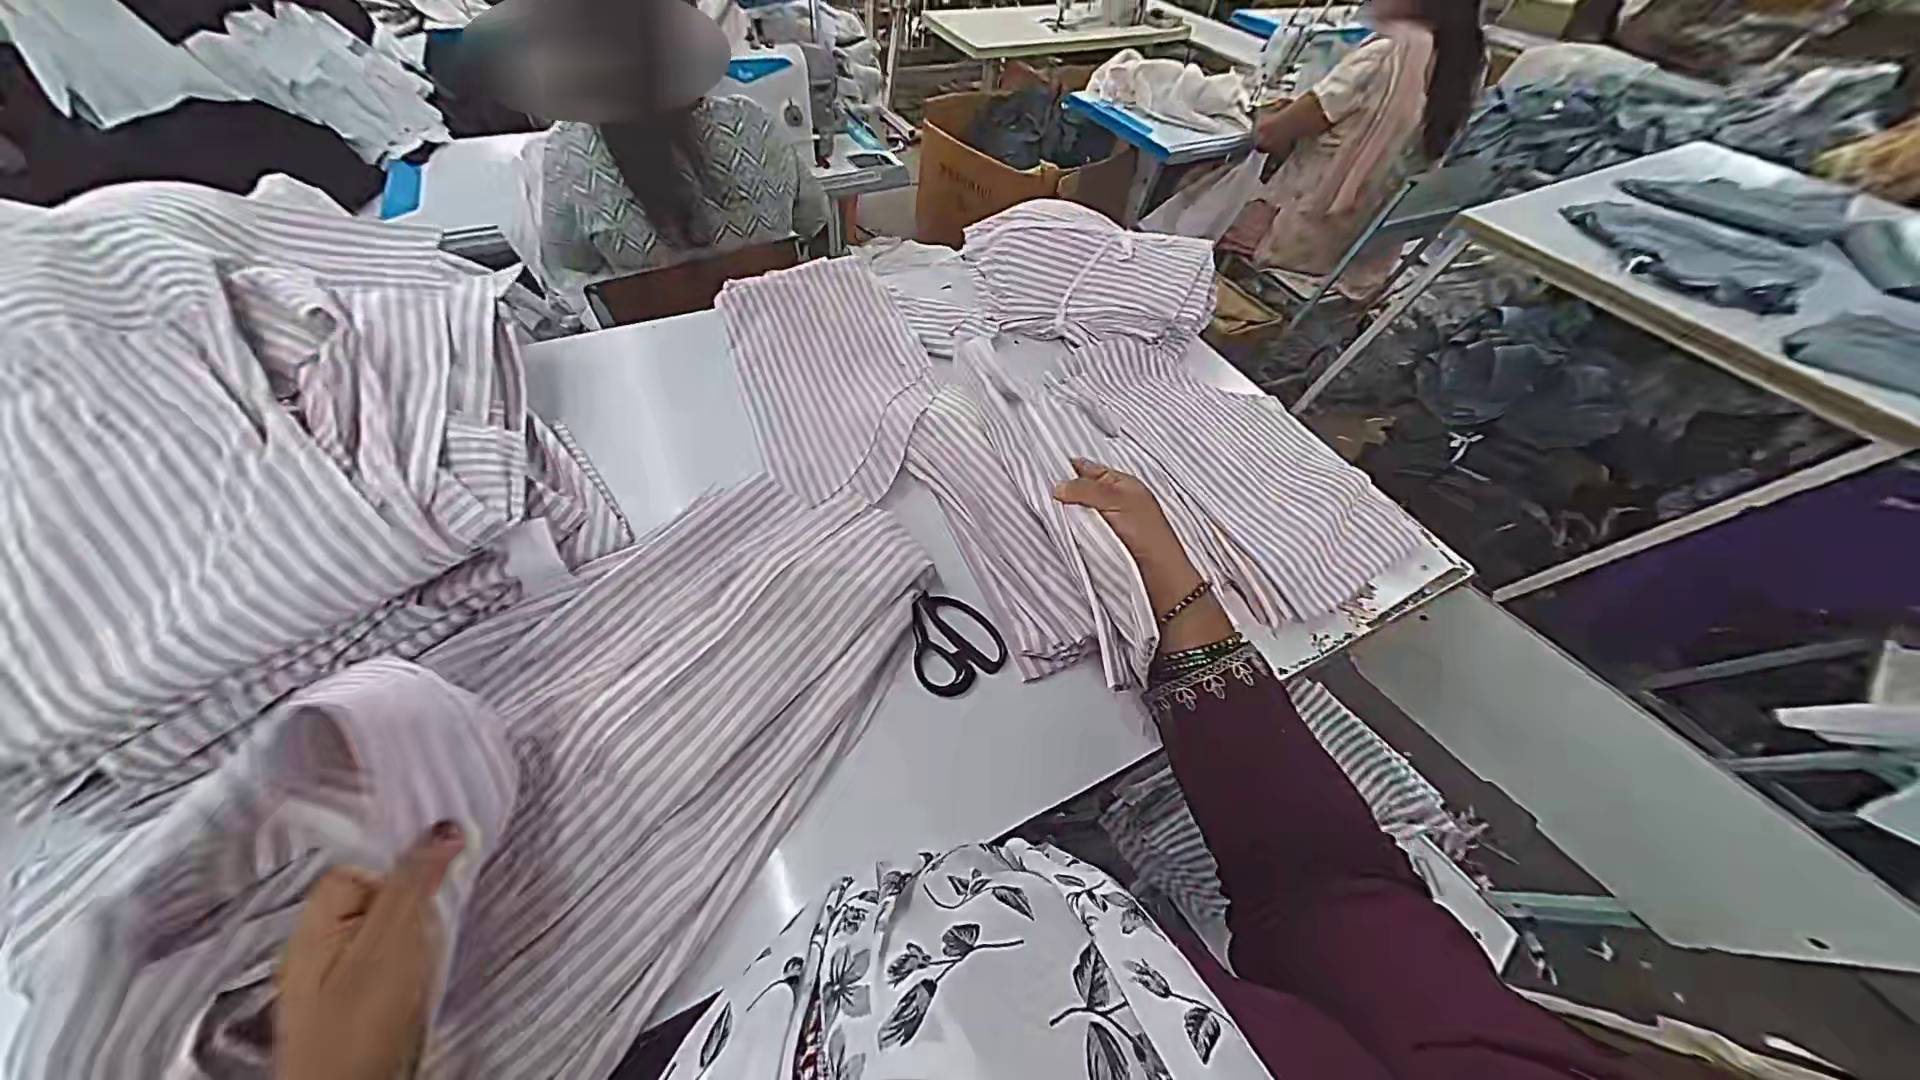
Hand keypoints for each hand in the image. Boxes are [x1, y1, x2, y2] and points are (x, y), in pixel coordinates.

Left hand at [276, 822, 464, 1079]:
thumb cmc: (361, 1018)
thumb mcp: (394, 936)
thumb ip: (416, 878)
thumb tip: (442, 828)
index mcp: (316, 922)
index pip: (362, 858)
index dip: (404, 845)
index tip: (446, 838)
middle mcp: (322, 939)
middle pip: (378, 883)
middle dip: (419, 874)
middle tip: (453, 872)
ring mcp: (342, 965)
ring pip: (391, 911)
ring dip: (424, 903)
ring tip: (446, 906)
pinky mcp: (366, 984)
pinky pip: (397, 936)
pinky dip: (421, 928)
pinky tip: (435, 937)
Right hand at [1052, 459, 1199, 607]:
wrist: (1155, 572)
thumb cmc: (1147, 532)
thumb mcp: (1116, 499)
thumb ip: (1085, 489)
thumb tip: (1058, 486)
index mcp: (1120, 483)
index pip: (1086, 468)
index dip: (1066, 467)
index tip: (1043, 471)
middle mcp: (1110, 500)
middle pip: (1077, 490)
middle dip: (1061, 491)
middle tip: (1041, 492)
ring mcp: (1101, 521)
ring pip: (1074, 511)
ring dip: (1063, 512)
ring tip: (1045, 510)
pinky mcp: (1095, 541)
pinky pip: (1075, 530)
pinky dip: (1067, 529)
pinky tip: (1057, 528)